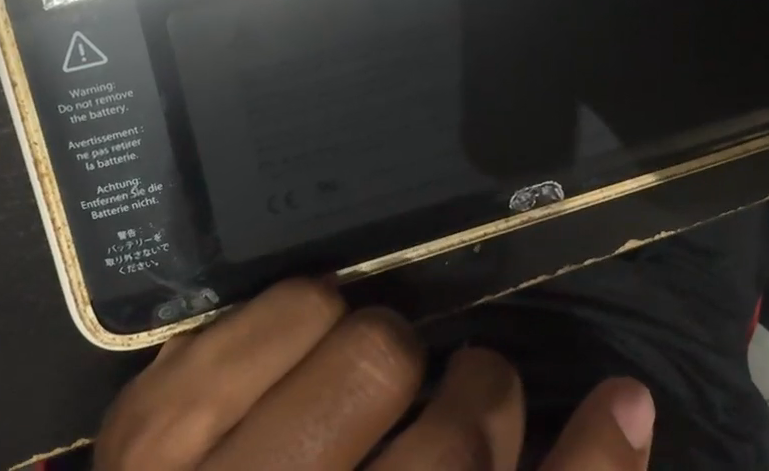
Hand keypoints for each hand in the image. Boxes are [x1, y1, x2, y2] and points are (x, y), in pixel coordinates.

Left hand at [93, 279, 656, 469]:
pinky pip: (264, 316)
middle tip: (456, 396)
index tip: (607, 401)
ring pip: (357, 345)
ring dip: (386, 348)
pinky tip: (307, 345)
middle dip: (473, 402)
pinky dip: (303, 313)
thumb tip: (626, 405)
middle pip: (446, 441)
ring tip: (373, 374)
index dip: (583, 457)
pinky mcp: (142, 436)